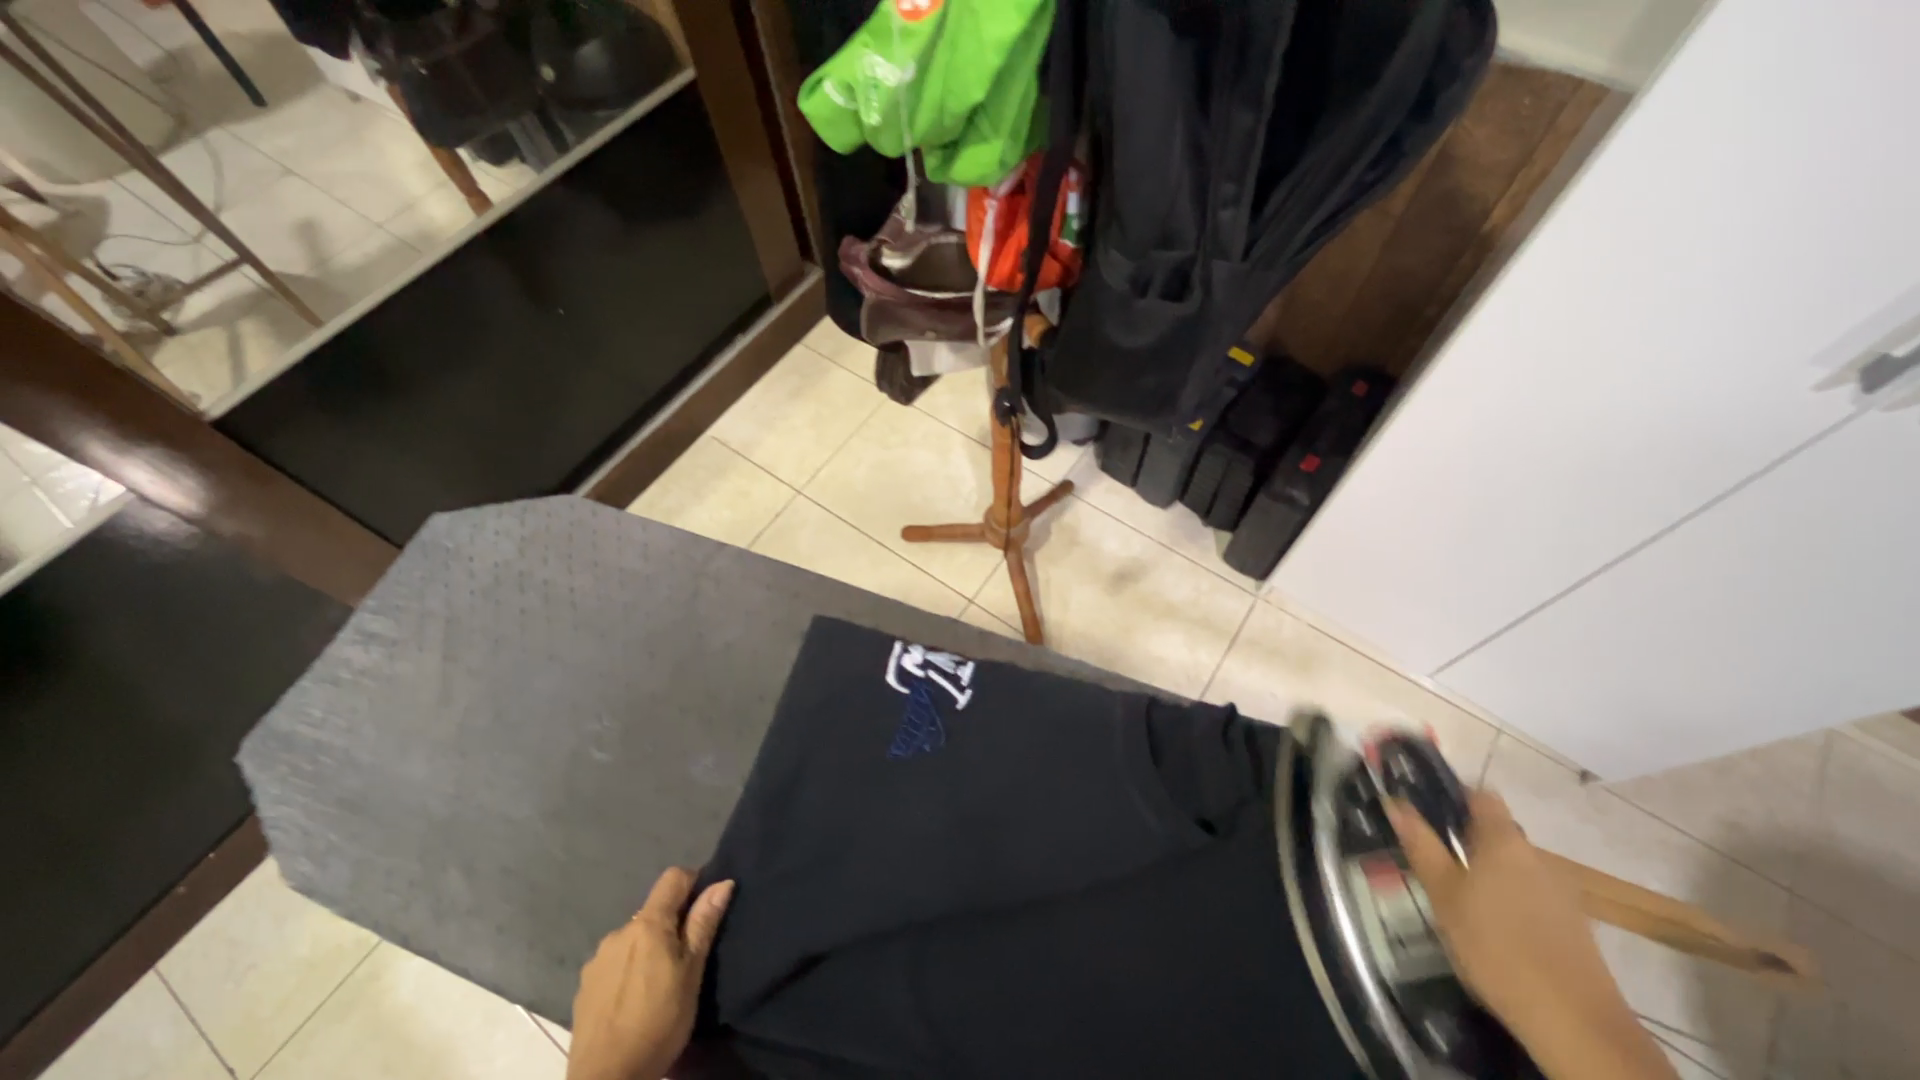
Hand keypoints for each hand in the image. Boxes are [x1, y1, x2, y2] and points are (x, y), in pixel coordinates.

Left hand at [567, 868, 734, 1079]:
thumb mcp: (692, 974)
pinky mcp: (585, 985)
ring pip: (633, 939)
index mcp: (648, 925)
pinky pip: (615, 963)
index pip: (673, 878)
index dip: (694, 882)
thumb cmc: (659, 1022)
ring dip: (649, 948)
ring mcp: (597, 960)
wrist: (607, 1078)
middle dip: (672, 924)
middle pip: (653, 912)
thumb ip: (703, 925)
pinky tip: (635, 1000)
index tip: (707, 907)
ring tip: (661, 984)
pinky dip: (630, 969)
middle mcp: (618, 932)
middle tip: (688, 958)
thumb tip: (722, 882)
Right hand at [1386, 792, 1675, 1079]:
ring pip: (1512, 866)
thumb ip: (1422, 846)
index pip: (1481, 796)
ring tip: (1455, 901)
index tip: (1424, 811)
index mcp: (1504, 841)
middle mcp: (1535, 856)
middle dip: (1464, 841)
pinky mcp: (1570, 922)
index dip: (1453, 796)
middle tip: (1430, 863)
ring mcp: (1558, 890)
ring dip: (1486, 873)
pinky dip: (1507, 900)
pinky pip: (1529, 894)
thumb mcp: (1443, 895)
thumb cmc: (1494, 946)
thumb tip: (1396, 801)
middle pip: (1497, 832)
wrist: (1571, 1017)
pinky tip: (1490, 930)